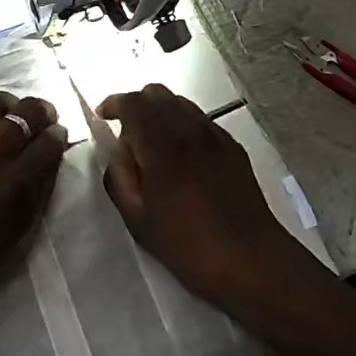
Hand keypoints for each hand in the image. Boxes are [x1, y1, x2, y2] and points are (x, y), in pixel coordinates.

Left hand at [0, 92, 69, 336]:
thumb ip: (36, 186)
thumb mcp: (16, 230)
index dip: (57, 134)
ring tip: (7, 112)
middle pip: (21, 115)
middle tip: (41, 114)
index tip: (57, 132)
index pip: (46, 144)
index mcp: (9, 187)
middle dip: (39, 111)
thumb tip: (51, 150)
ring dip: (5, 104)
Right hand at [100, 85, 293, 312]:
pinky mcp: (233, 147)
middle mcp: (188, 129)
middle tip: (126, 131)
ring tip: (154, 142)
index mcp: (161, 144)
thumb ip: (119, 176)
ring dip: (161, 112)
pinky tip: (182, 154)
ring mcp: (215, 136)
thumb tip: (118, 151)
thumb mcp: (137, 218)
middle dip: (136, 104)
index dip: (114, 103)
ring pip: (181, 103)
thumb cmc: (186, 244)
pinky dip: (183, 125)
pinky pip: (201, 120)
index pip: (132, 102)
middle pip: (157, 94)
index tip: (103, 116)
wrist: (251, 261)